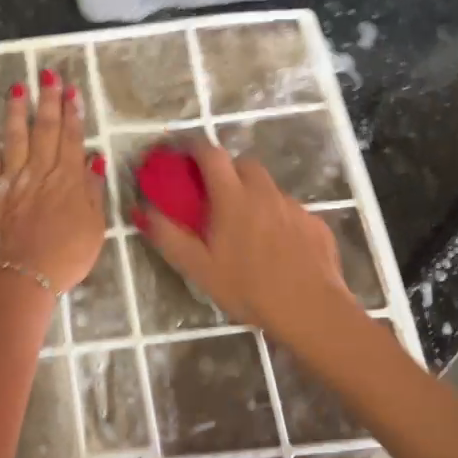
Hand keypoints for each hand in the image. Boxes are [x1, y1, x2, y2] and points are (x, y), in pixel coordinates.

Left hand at [0, 69, 105, 291]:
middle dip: (47, 99)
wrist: (26, 277)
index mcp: (67, 179)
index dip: (72, 112)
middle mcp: (40, 171)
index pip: (71, 137)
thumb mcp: (94, 227)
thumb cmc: (66, 256)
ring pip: (15, 137)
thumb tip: (94, 159)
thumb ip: (92, 191)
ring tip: (17, 87)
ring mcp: (12, 179)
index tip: (71, 89)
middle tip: (47, 74)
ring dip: (17, 110)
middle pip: (45, 129)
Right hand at [134, 141, 362, 344]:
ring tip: (246, 227)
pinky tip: (277, 248)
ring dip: (254, 196)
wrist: (311, 310)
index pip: (211, 154)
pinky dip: (278, 219)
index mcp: (233, 197)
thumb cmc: (248, 288)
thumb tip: (141, 210)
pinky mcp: (316, 225)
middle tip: (214, 194)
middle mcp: (265, 193)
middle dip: (227, 170)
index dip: (194, 147)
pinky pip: (291, 212)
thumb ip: (167, 235)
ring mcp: (294, 207)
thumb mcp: (198, 267)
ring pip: (269, 189)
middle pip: (244, 164)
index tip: (181, 152)